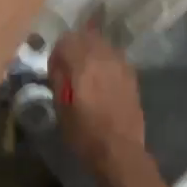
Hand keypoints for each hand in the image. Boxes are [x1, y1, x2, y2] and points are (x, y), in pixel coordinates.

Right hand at [50, 26, 146, 176]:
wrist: (119, 150)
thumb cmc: (84, 132)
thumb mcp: (60, 107)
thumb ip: (58, 78)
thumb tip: (58, 63)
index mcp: (83, 64)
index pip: (67, 39)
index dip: (58, 52)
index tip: (54, 68)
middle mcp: (104, 58)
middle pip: (87, 36)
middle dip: (75, 46)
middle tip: (68, 65)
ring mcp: (122, 65)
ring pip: (103, 44)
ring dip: (92, 51)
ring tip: (86, 70)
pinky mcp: (132, 76)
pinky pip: (115, 57)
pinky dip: (105, 61)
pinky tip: (102, 78)